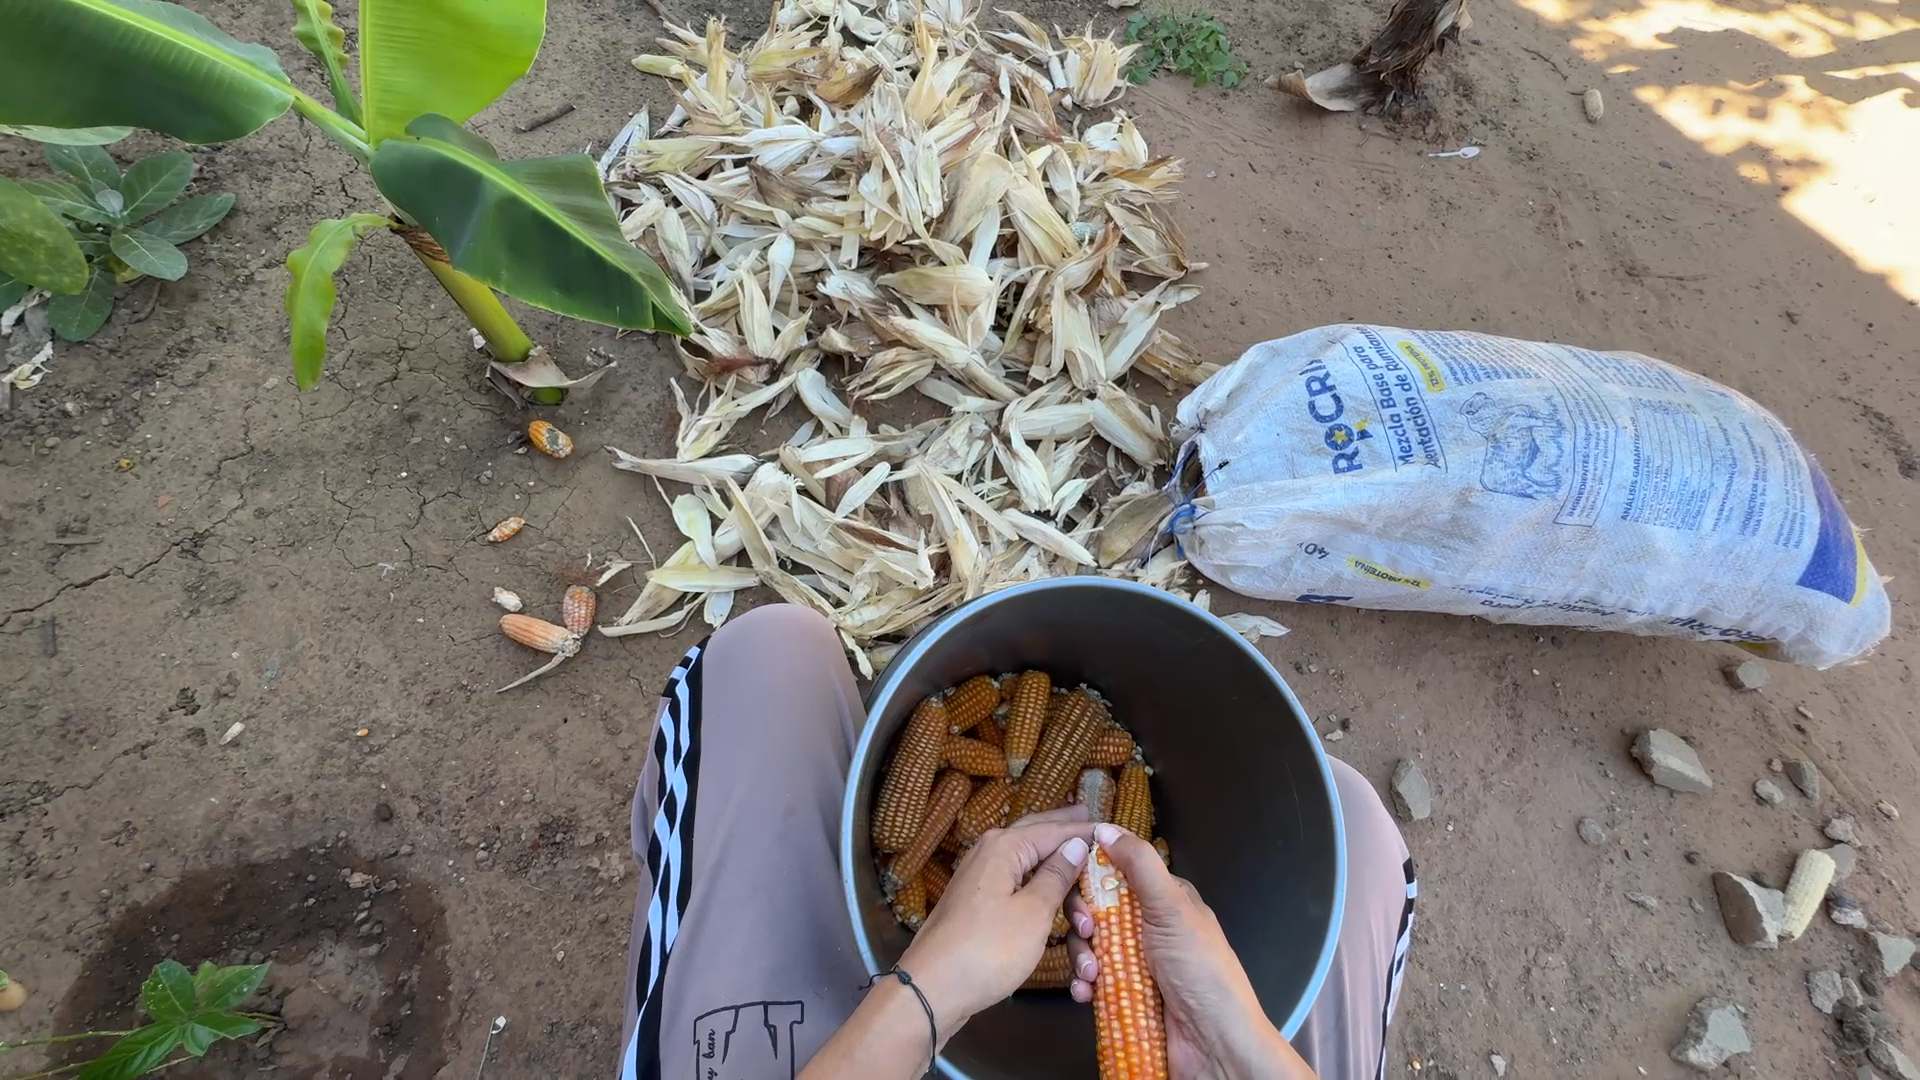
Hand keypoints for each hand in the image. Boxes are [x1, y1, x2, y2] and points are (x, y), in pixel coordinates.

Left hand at [896, 807, 1094, 1037]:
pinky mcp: (979, 902)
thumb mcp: (1033, 913)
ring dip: (1057, 875)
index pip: (1054, 829)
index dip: (1084, 830)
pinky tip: (1052, 893)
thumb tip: (1075, 844)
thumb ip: (1056, 876)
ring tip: (1083, 882)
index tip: (1110, 828)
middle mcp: (991, 852)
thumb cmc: (988, 948)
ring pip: (1028, 864)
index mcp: (1005, 846)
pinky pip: (1018, 884)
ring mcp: (982, 877)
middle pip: (1038, 836)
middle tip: (1092, 825)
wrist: (932, 988)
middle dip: (1066, 834)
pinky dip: (1040, 889)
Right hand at [1067, 824, 1301, 1079]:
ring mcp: (1135, 961)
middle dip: (1083, 918)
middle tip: (1087, 932)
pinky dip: (1084, 984)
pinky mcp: (1123, 994)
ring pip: (1090, 943)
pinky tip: (1086, 993)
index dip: (1092, 872)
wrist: (1215, 1049)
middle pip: (1097, 906)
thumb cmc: (1200, 970)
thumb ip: (1139, 864)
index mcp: (1163, 898)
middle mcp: (1147, 925)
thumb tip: (1105, 828)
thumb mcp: (1171, 907)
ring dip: (1082, 955)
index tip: (1074, 879)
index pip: (1118, 870)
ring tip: (1091, 975)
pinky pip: (1091, 978)